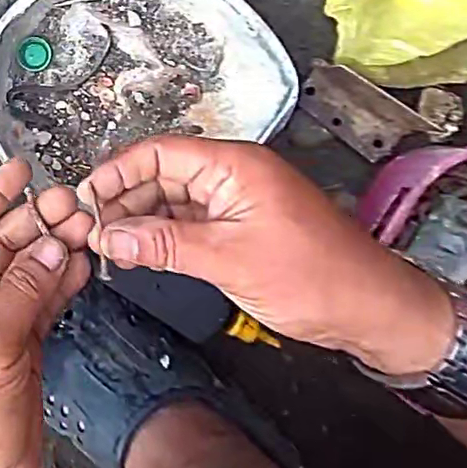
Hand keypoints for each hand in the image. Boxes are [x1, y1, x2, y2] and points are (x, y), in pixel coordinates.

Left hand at [0, 159, 92, 467]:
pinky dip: (64, 280)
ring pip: (30, 269)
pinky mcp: (21, 342)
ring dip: (56, 247)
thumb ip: (23, 288)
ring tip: (83, 227)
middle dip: (36, 220)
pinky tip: (80, 263)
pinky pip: (44, 298)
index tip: (17, 170)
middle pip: (5, 242)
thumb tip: (50, 248)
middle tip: (69, 202)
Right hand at [80, 136, 453, 375]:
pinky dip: (159, 233)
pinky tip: (140, 251)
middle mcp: (230, 173)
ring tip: (111, 244)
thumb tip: (111, 238)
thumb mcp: (229, 260)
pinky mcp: (236, 222)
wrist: (377, 314)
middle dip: (123, 200)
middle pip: (158, 173)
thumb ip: (163, 245)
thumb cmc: (322, 279)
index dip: (117, 172)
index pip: (157, 153)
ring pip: (168, 198)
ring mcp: (232, 198)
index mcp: (233, 165)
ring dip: (138, 219)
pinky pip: (185, 218)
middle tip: (95, 228)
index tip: (89, 197)